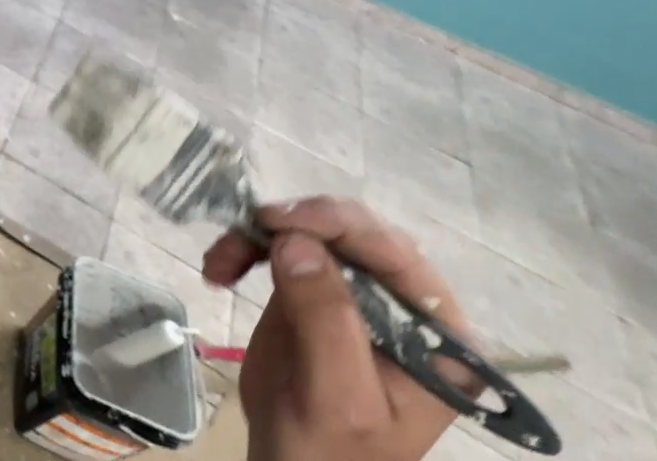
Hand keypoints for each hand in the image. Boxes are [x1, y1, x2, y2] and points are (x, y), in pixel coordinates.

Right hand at [202, 197, 475, 460]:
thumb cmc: (331, 451)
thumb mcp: (336, 395)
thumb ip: (326, 320)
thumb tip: (296, 242)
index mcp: (437, 336)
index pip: (398, 257)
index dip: (342, 227)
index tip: (281, 219)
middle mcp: (403, 307)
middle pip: (354, 235)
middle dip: (296, 225)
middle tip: (247, 230)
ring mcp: (356, 297)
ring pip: (311, 234)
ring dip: (259, 236)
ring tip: (220, 261)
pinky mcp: (312, 293)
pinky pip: (281, 249)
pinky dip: (245, 249)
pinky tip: (220, 269)